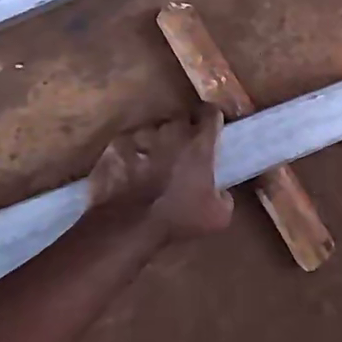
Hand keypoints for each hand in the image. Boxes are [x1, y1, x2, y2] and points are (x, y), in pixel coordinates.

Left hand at [87, 103, 233, 241]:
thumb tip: (221, 192)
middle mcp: (171, 132)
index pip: (211, 113)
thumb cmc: (177, 219)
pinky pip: (127, 145)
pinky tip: (130, 172)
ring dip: (157, 143)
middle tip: (184, 153)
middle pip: (181, 121)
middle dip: (184, 132)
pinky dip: (130, 155)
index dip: (213, 119)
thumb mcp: (218, 216)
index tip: (213, 128)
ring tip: (154, 163)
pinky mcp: (116, 148)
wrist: (127, 228)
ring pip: (153, 132)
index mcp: (199, 143)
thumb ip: (225, 195)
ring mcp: (141, 138)